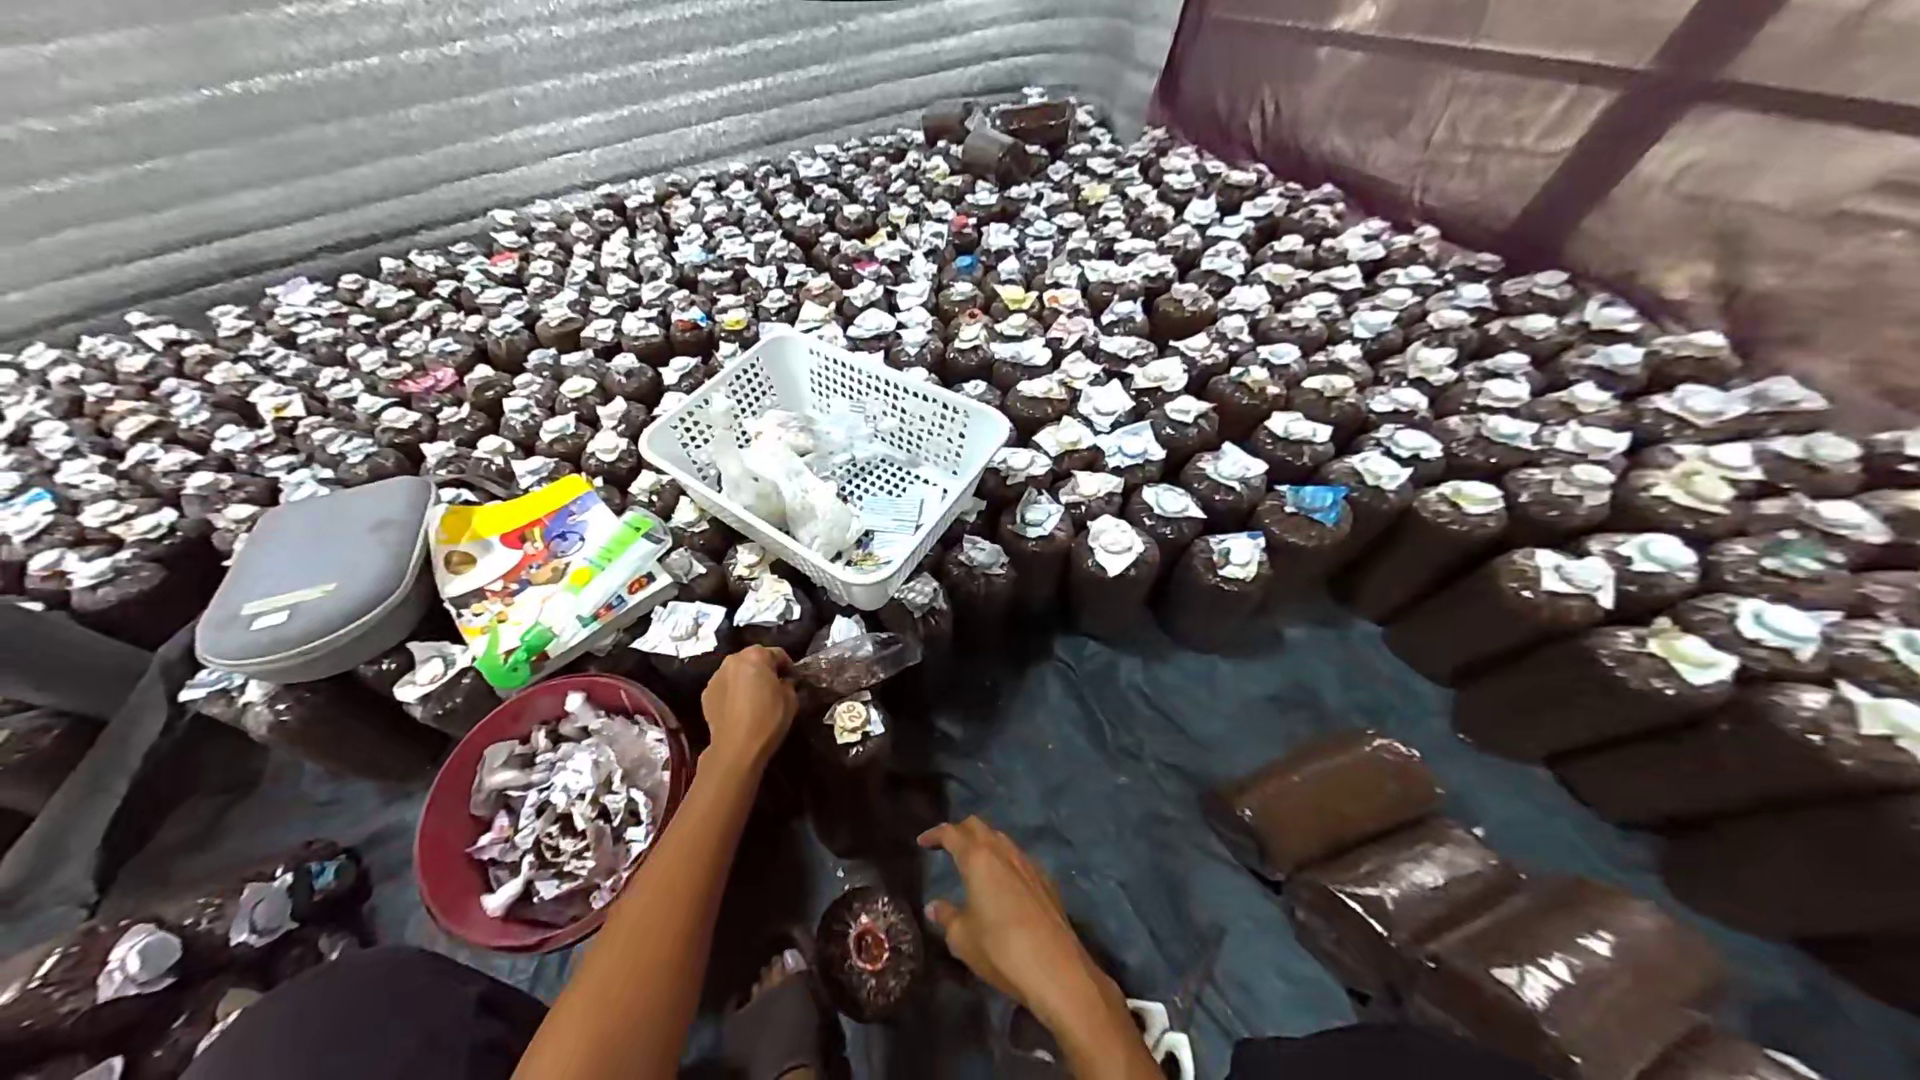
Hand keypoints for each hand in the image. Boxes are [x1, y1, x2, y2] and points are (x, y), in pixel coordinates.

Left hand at [700, 646, 796, 768]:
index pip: (778, 654)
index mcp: (756, 656)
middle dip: (765, 669)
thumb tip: (784, 682)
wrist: (736, 748)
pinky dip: (733, 691)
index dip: (788, 667)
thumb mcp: (791, 699)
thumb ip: (788, 683)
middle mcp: (733, 660)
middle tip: (774, 687)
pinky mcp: (706, 694)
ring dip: (747, 679)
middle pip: (754, 659)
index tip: (793, 680)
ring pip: (737, 672)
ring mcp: (716, 676)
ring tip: (755, 698)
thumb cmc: (768, 719)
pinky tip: (740, 707)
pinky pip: (725, 686)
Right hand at [918, 817, 1122, 1030]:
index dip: (934, 834)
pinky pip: (1018, 858)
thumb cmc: (1000, 950)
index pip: (951, 832)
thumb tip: (934, 906)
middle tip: (946, 846)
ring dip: (984, 844)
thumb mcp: (962, 938)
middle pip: (978, 826)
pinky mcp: (1046, 880)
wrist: (1056, 969)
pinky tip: (1002, 883)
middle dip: (960, 831)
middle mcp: (1004, 851)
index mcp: (978, 858)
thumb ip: (946, 916)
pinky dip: (1003, 861)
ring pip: (1001, 839)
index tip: (922, 842)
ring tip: (973, 863)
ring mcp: (1028, 863)